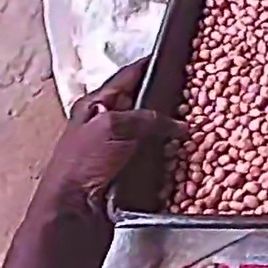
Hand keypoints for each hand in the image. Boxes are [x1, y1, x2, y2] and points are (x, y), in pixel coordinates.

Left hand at [34, 59, 178, 220]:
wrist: (73, 212)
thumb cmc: (84, 165)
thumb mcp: (114, 128)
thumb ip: (147, 119)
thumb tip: (179, 125)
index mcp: (95, 104)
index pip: (128, 76)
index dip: (149, 65)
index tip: (169, 56)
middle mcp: (106, 122)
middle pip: (142, 103)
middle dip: (166, 98)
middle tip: (193, 91)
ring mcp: (116, 146)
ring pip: (150, 129)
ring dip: (169, 127)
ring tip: (194, 120)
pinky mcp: (125, 168)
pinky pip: (153, 152)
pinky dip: (167, 149)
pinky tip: (182, 149)